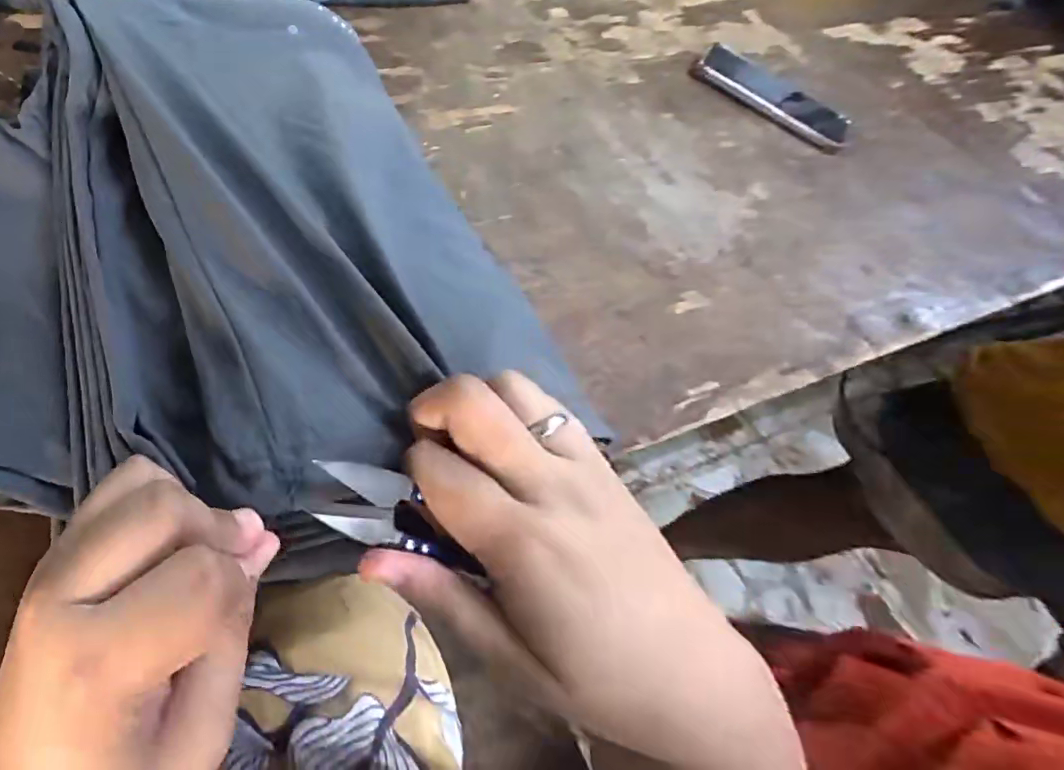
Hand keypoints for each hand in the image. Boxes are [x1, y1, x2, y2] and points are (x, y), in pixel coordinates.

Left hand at [0, 456, 278, 769]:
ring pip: (136, 479)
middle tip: (240, 556)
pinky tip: (163, 548)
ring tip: (194, 555)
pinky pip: (114, 489)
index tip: (246, 595)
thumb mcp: (195, 738)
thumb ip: (230, 635)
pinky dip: (154, 500)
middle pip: (162, 506)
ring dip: (184, 506)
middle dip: (216, 525)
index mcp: (95, 660)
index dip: (240, 576)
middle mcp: (61, 591)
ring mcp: (48, 561)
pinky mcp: (50, 549)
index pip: (197, 576)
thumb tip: (261, 542)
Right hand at [360, 374, 801, 769]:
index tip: (418, 501)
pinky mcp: (604, 461)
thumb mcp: (506, 656)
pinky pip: (549, 404)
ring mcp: (584, 467)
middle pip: (473, 401)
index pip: (438, 466)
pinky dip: (515, 406)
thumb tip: (366, 560)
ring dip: (476, 400)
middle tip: (429, 446)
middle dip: (430, 408)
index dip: (411, 471)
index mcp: (522, 542)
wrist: (696, 678)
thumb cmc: (592, 678)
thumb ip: (437, 594)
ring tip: (470, 442)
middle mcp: (551, 488)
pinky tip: (511, 447)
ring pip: (512, 385)